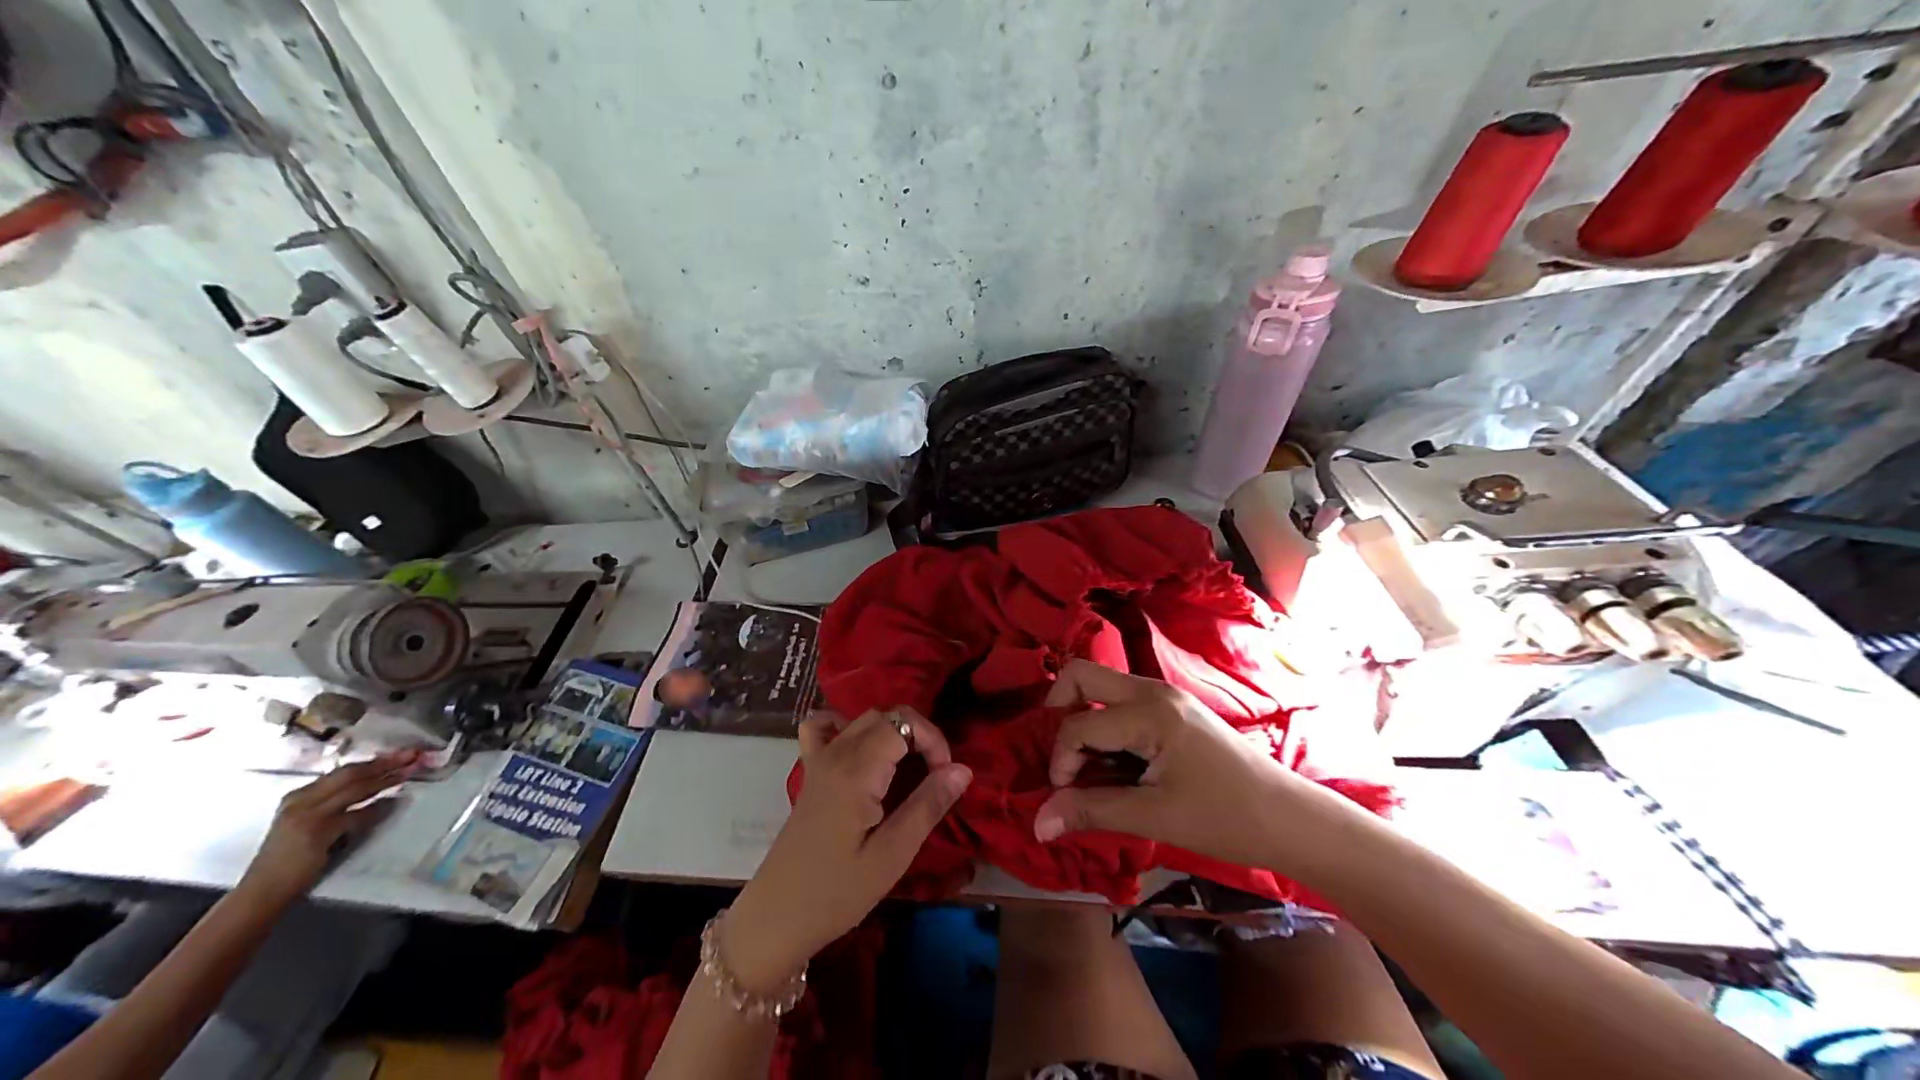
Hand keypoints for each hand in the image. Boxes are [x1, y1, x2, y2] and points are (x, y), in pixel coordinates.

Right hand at [239, 749, 421, 904]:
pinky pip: (356, 815)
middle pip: (352, 774)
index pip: (343, 771)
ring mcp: (308, 816)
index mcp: (299, 795)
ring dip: (385, 781)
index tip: (398, 754)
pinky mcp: (317, 833)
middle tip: (411, 756)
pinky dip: (376, 810)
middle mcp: (301, 800)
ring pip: (355, 789)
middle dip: (384, 763)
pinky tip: (392, 805)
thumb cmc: (287, 857)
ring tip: (407, 773)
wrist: (262, 890)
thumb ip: (330, 803)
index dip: (374, 761)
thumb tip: (369, 786)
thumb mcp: (305, 821)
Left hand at [726, 709, 970, 990]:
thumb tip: (963, 769)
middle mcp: (835, 753)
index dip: (933, 740)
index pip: (903, 723)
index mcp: (856, 770)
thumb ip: (927, 806)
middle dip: (918, 735)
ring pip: (861, 719)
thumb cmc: (838, 892)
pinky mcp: (810, 773)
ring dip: (891, 731)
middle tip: (934, 776)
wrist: (778, 916)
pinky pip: (823, 728)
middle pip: (885, 715)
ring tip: (907, 767)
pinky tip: (862, 752)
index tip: (945, 778)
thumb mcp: (892, 855)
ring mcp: (818, 760)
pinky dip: (846, 726)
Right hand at [1034, 661, 1324, 869]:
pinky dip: (1105, 727)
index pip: (1078, 724)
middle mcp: (1152, 690)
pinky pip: (1121, 703)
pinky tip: (1117, 766)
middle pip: (1081, 676)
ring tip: (1092, 770)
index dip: (1061, 762)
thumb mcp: (1152, 817)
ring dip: (1083, 721)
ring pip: (1100, 687)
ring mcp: (1164, 695)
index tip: (1066, 797)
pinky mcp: (1172, 708)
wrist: (1288, 817)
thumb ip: (1090, 811)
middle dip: (1059, 712)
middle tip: (1065, 760)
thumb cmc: (1224, 818)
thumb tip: (1037, 824)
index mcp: (1149, 712)